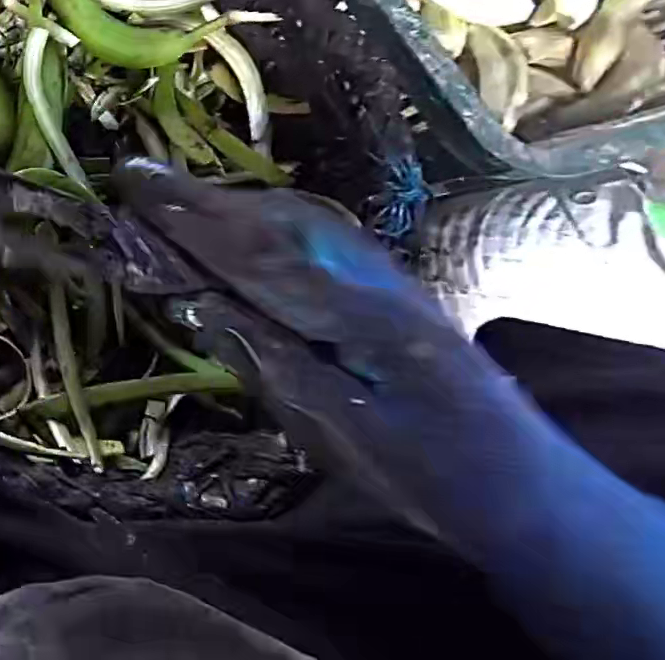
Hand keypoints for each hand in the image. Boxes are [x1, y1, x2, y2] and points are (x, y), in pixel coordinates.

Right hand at [111, 159, 503, 532]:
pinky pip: (299, 232)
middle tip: (133, 178)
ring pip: (285, 218)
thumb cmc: (433, 473)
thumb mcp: (346, 435)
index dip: (190, 219)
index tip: (135, 185)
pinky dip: (247, 219)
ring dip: (219, 204)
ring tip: (162, 194)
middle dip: (195, 199)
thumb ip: (270, 361)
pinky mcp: (375, 277)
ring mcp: (378, 270)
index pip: (256, 253)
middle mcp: (371, 275)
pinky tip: (222, 221)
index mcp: (367, 317)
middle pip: (269, 221)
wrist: (531, 487)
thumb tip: (197, 303)